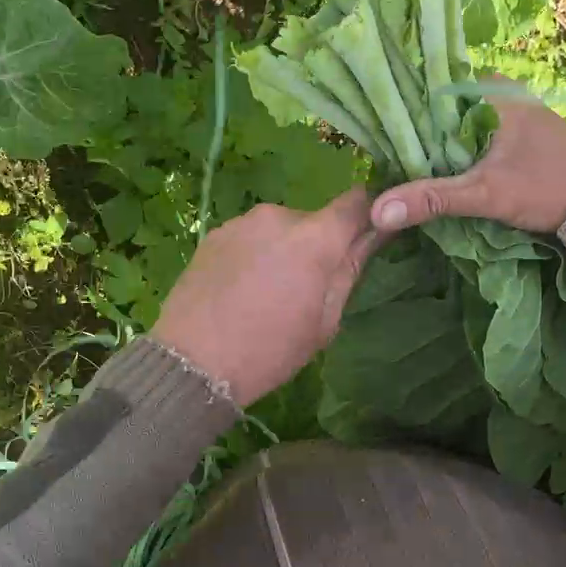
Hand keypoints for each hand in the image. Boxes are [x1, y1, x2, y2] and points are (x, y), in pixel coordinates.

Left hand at [151, 189, 380, 406]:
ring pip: (279, 230)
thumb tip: (373, 236)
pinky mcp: (213, 235)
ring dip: (282, 251)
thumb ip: (349, 271)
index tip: (366, 236)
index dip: (368, 214)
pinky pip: (249, 238)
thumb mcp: (325, 322)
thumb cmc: (270, 350)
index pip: (356, 203)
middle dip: (318, 246)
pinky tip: (240, 291)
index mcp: (315, 238)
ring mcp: (241, 223)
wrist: (192, 363)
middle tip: (305, 290)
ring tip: (267, 294)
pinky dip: (254, 255)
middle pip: (314, 221)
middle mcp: (278, 216)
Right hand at [368, 86, 565, 233]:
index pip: (424, 91)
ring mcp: (505, 112)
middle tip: (379, 162)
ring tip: (397, 170)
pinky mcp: (513, 135)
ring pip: (452, 129)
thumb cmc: (547, 186)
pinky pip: (469, 140)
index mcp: (486, 88)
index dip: (395, 116)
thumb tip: (377, 213)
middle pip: (436, 113)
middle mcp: (494, 91)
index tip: (370, 138)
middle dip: (412, 138)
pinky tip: (433, 175)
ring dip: (431, 150)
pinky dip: (453, 156)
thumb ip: (431, 199)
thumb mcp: (485, 193)